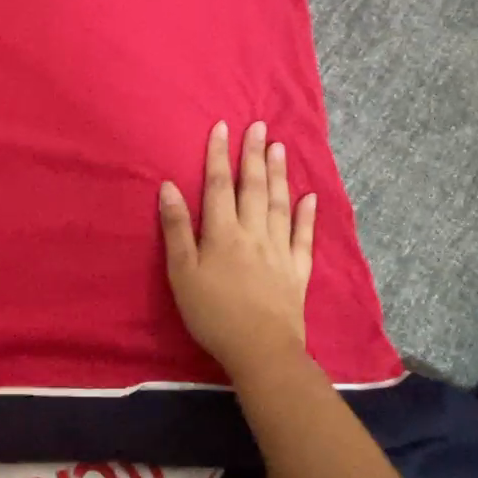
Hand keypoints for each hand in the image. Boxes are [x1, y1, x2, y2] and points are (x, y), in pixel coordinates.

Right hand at [159, 120, 316, 375]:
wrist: (261, 351)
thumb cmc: (212, 313)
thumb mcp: (182, 272)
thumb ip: (176, 228)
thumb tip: (168, 186)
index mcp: (222, 232)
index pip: (218, 185)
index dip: (218, 154)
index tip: (222, 126)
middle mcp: (253, 233)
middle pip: (253, 187)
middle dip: (253, 155)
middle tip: (259, 126)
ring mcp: (279, 251)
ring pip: (278, 204)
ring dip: (278, 174)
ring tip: (279, 148)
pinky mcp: (297, 272)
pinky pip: (303, 237)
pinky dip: (306, 216)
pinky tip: (309, 197)